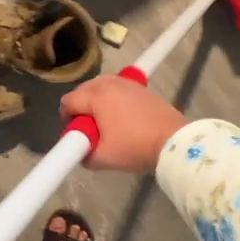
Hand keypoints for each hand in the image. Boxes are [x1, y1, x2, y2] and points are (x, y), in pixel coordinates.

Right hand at [61, 75, 188, 173]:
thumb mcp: (102, 158)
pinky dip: (112, 98)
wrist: (173, 141)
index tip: (77, 135)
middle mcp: (109, 83)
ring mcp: (126, 82)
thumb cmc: (135, 147)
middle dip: (80, 109)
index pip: (68, 102)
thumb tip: (78, 149)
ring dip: (95, 102)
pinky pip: (116, 88)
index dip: (66, 120)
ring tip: (104, 123)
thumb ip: (82, 154)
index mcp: (96, 96)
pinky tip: (120, 116)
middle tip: (89, 130)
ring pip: (99, 87)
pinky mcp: (140, 86)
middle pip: (82, 90)